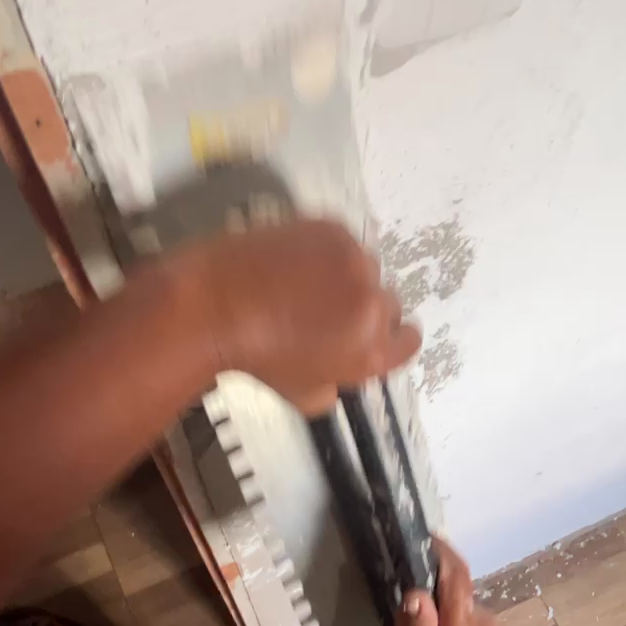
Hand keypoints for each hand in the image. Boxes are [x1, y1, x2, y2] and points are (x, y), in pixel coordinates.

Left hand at [174, 220, 421, 414]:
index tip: (375, 335)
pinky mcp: (333, 229)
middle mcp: (371, 305)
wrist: (216, 305)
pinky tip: (295, 266)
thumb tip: (340, 380)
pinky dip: (326, 252)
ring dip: (347, 278)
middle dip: (364, 310)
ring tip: (307, 287)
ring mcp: (354, 262)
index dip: (391, 340)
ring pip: (367, 270)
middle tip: (329, 313)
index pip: (409, 342)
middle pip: (388, 305)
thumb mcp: (302, 396)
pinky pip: (343, 242)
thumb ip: (337, 389)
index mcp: (370, 351)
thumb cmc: (255, 354)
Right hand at [395, 539, 518, 625]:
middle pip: (452, 584)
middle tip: (396, 585)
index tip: (421, 532)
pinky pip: (457, 614)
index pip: (456, 575)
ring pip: (453, 600)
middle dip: (426, 577)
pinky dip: (439, 615)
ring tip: (404, 623)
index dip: (441, 550)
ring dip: (431, 601)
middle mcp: (478, 620)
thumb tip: (414, 592)